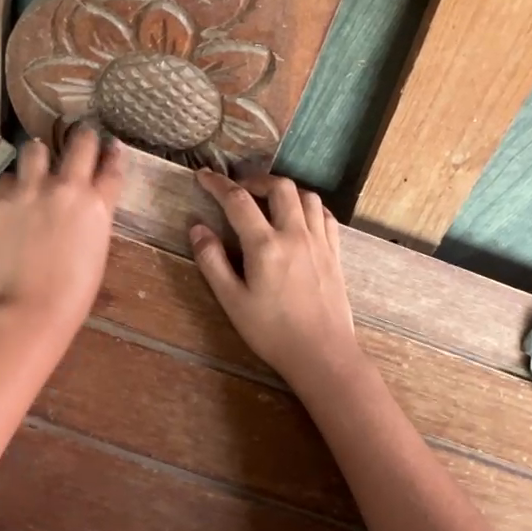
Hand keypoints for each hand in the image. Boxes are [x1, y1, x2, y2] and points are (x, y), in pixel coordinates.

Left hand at [0, 127, 124, 339]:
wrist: (29, 309)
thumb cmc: (73, 294)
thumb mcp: (97, 250)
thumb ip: (94, 219)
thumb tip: (86, 205)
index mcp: (99, 205)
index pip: (112, 165)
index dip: (113, 153)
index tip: (110, 146)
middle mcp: (68, 187)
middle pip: (80, 141)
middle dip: (82, 137)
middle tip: (78, 140)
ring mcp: (31, 189)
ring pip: (35, 148)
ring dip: (38, 155)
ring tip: (36, 166)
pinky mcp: (0, 198)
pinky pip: (5, 178)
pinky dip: (9, 186)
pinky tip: (10, 200)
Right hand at [189, 171, 361, 384]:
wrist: (322, 354)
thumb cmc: (271, 332)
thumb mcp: (232, 301)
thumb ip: (212, 261)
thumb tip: (197, 228)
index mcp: (265, 245)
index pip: (237, 200)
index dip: (217, 184)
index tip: (203, 176)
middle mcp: (294, 234)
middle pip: (278, 186)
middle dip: (254, 180)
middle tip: (238, 189)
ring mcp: (319, 241)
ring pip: (305, 195)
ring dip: (283, 190)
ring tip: (267, 200)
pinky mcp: (334, 252)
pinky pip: (324, 214)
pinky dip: (308, 206)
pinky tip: (298, 217)